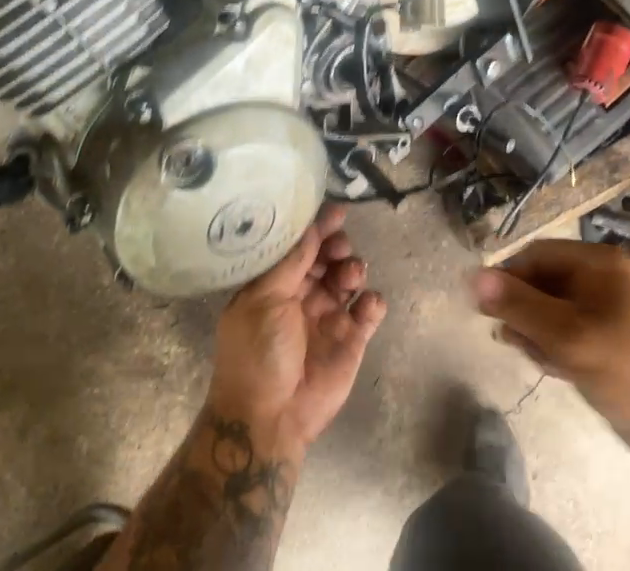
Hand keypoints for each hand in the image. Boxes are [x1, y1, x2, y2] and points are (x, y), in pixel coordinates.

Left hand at [205, 205, 387, 455]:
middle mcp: (301, 297)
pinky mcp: (352, 340)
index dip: (316, 229)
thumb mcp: (263, 300)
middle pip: (326, 259)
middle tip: (341, 248)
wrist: (269, 416)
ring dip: (353, 270)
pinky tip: (366, 306)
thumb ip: (291, 263)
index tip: (336, 212)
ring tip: (350, 277)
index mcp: (273, 286)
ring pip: (349, 280)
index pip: (298, 248)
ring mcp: (328, 318)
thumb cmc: (256, 352)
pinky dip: (372, 302)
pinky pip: (369, 311)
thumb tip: (310, 227)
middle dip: (337, 247)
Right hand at [474, 241, 629, 450]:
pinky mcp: (616, 338)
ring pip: (555, 309)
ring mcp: (613, 308)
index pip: (537, 255)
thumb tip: (473, 276)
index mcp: (601, 264)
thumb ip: (520, 306)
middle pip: (545, 281)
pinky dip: (558, 346)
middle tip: (514, 343)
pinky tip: (556, 370)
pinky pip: (573, 331)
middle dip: (524, 310)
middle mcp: (607, 278)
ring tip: (540, 360)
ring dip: (538, 332)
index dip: (507, 278)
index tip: (484, 311)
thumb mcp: (568, 338)